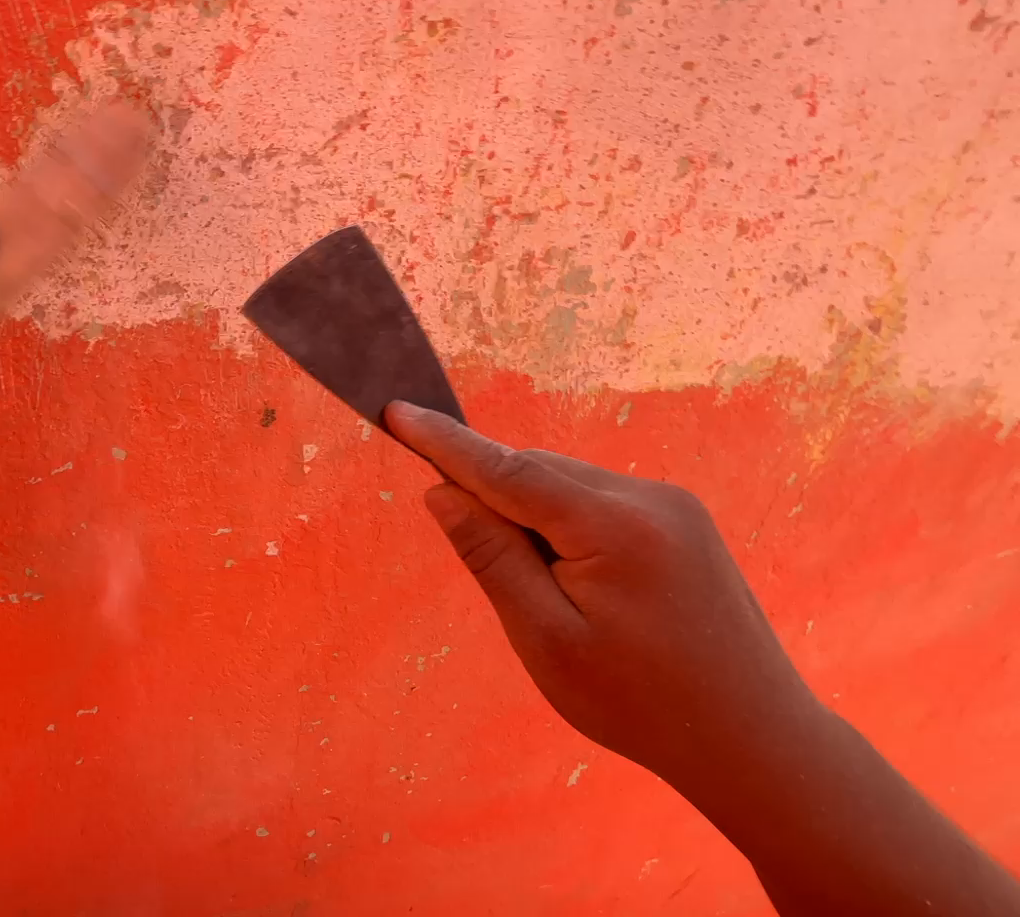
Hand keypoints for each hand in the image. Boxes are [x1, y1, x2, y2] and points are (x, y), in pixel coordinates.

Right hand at [383, 401, 819, 783]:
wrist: (758, 743)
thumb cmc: (637, 703)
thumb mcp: (544, 637)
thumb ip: (490, 555)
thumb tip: (442, 491)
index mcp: (615, 530)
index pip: (506, 470)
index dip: (444, 441)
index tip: (395, 411)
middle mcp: (649, 499)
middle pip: (533, 470)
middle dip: (489, 495)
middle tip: (489, 568)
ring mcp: (671, 505)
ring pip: (559, 480)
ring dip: (524, 510)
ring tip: (544, 590)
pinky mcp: (679, 518)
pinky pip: (589, 496)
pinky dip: (557, 519)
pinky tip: (571, 576)